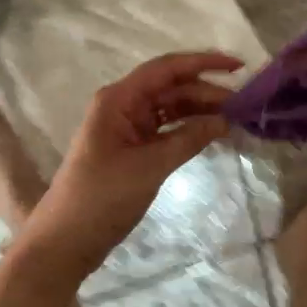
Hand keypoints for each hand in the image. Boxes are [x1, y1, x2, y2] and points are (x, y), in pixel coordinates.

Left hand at [23, 51, 242, 277]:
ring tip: (234, 118)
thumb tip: (225, 121)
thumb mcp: (150, 167)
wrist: (63, 244)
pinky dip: (188, 128)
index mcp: (119, 99)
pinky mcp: (131, 148)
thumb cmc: (101, 198)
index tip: (238, 66)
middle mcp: (123, 105)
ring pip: (170, 107)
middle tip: (243, 103)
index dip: (203, 62)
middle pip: (171, 86)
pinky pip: (165, 128)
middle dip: (206, 91)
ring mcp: (126, 127)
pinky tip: (211, 133)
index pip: (167, 68)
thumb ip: (189, 139)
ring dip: (199, 109)